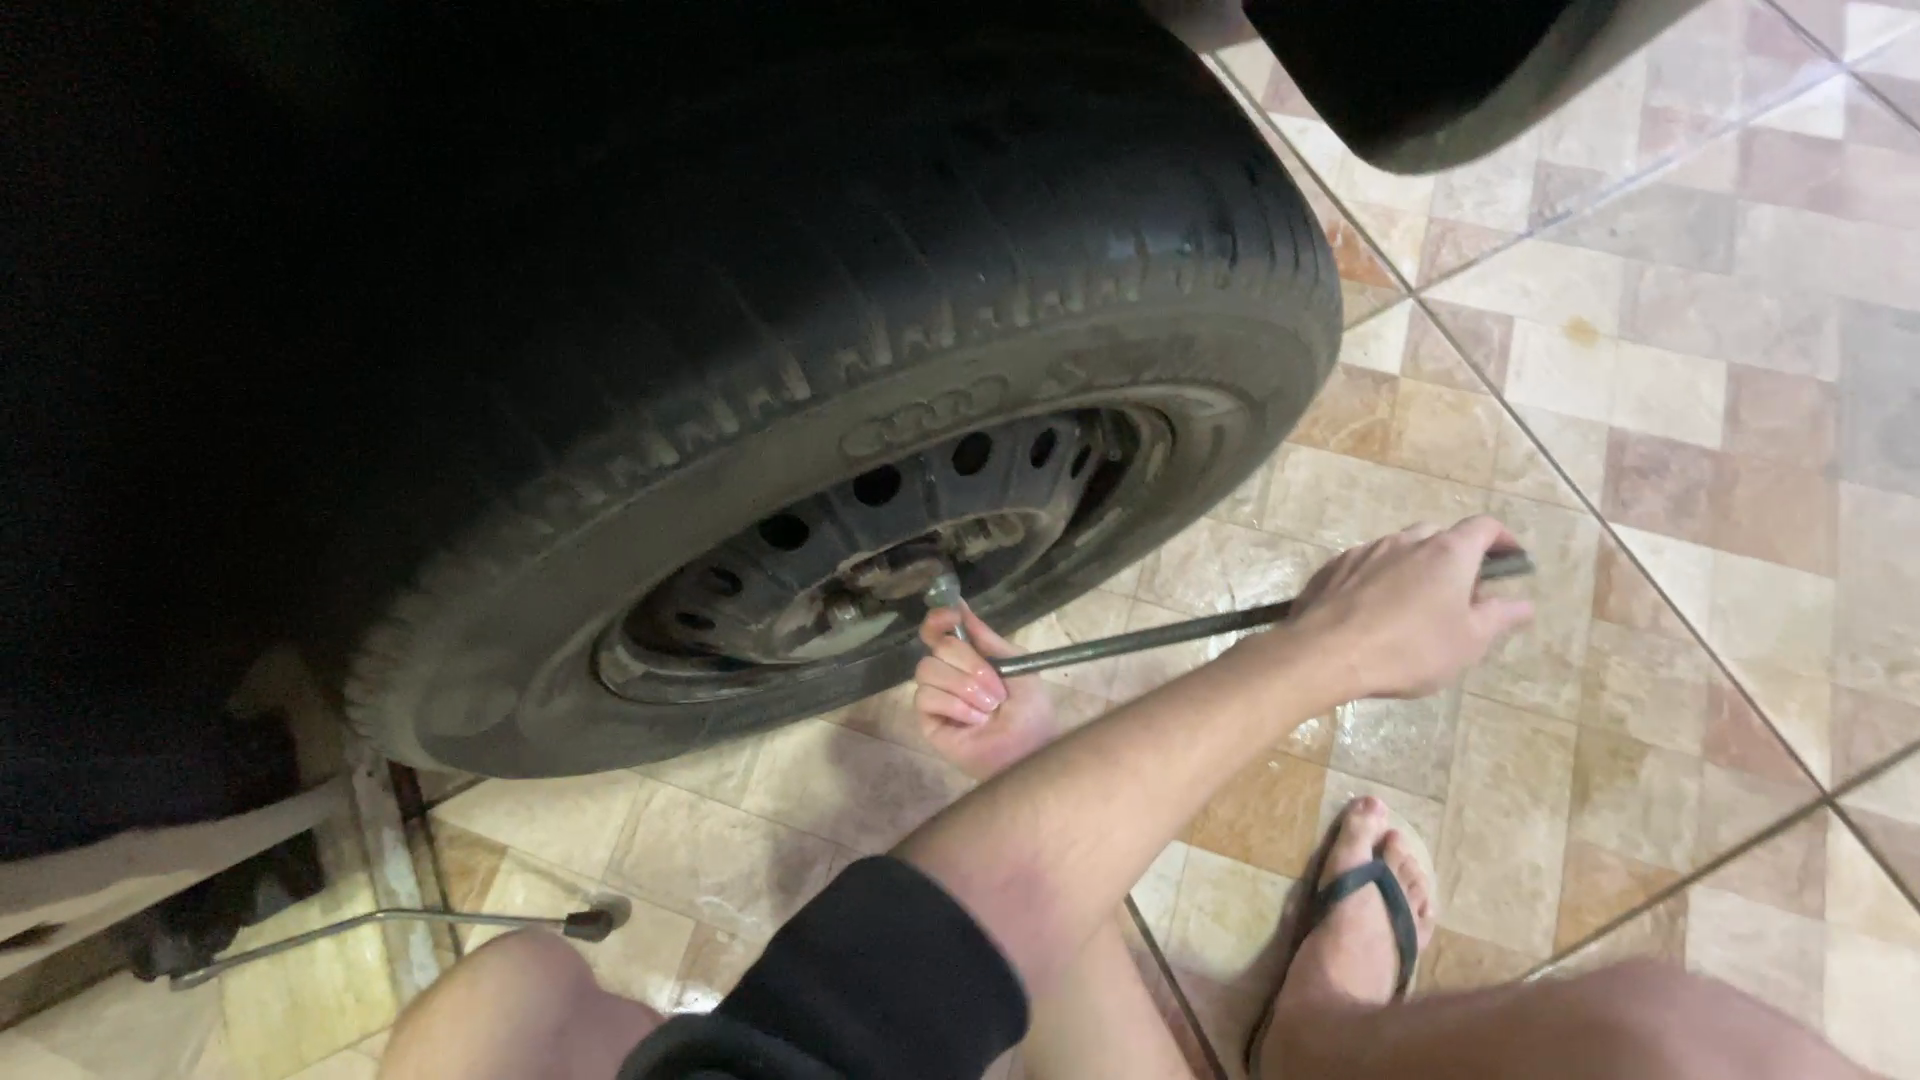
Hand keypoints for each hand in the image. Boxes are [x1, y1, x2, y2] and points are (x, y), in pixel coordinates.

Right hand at [915, 607, 1063, 780]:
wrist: (1031, 745)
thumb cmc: (1030, 707)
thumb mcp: (1016, 662)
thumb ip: (987, 637)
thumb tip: (961, 606)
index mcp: (967, 657)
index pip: (937, 630)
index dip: (938, 619)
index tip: (953, 616)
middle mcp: (947, 672)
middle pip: (937, 647)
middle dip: (970, 664)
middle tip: (997, 689)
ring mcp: (935, 696)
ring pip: (927, 670)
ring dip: (964, 686)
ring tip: (988, 707)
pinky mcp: (928, 721)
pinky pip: (926, 698)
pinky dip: (954, 705)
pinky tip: (974, 720)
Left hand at [1269, 516, 1534, 700]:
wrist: (1325, 653)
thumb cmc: (1408, 649)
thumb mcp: (1468, 641)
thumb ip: (1498, 617)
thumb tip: (1523, 602)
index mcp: (1446, 552)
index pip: (1483, 526)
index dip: (1501, 539)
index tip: (1510, 559)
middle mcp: (1403, 541)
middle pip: (1438, 535)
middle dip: (1455, 556)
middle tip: (1460, 593)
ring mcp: (1362, 552)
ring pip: (1398, 549)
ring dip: (1414, 566)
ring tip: (1415, 603)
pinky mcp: (1331, 568)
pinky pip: (1365, 565)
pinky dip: (1379, 577)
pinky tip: (1374, 608)